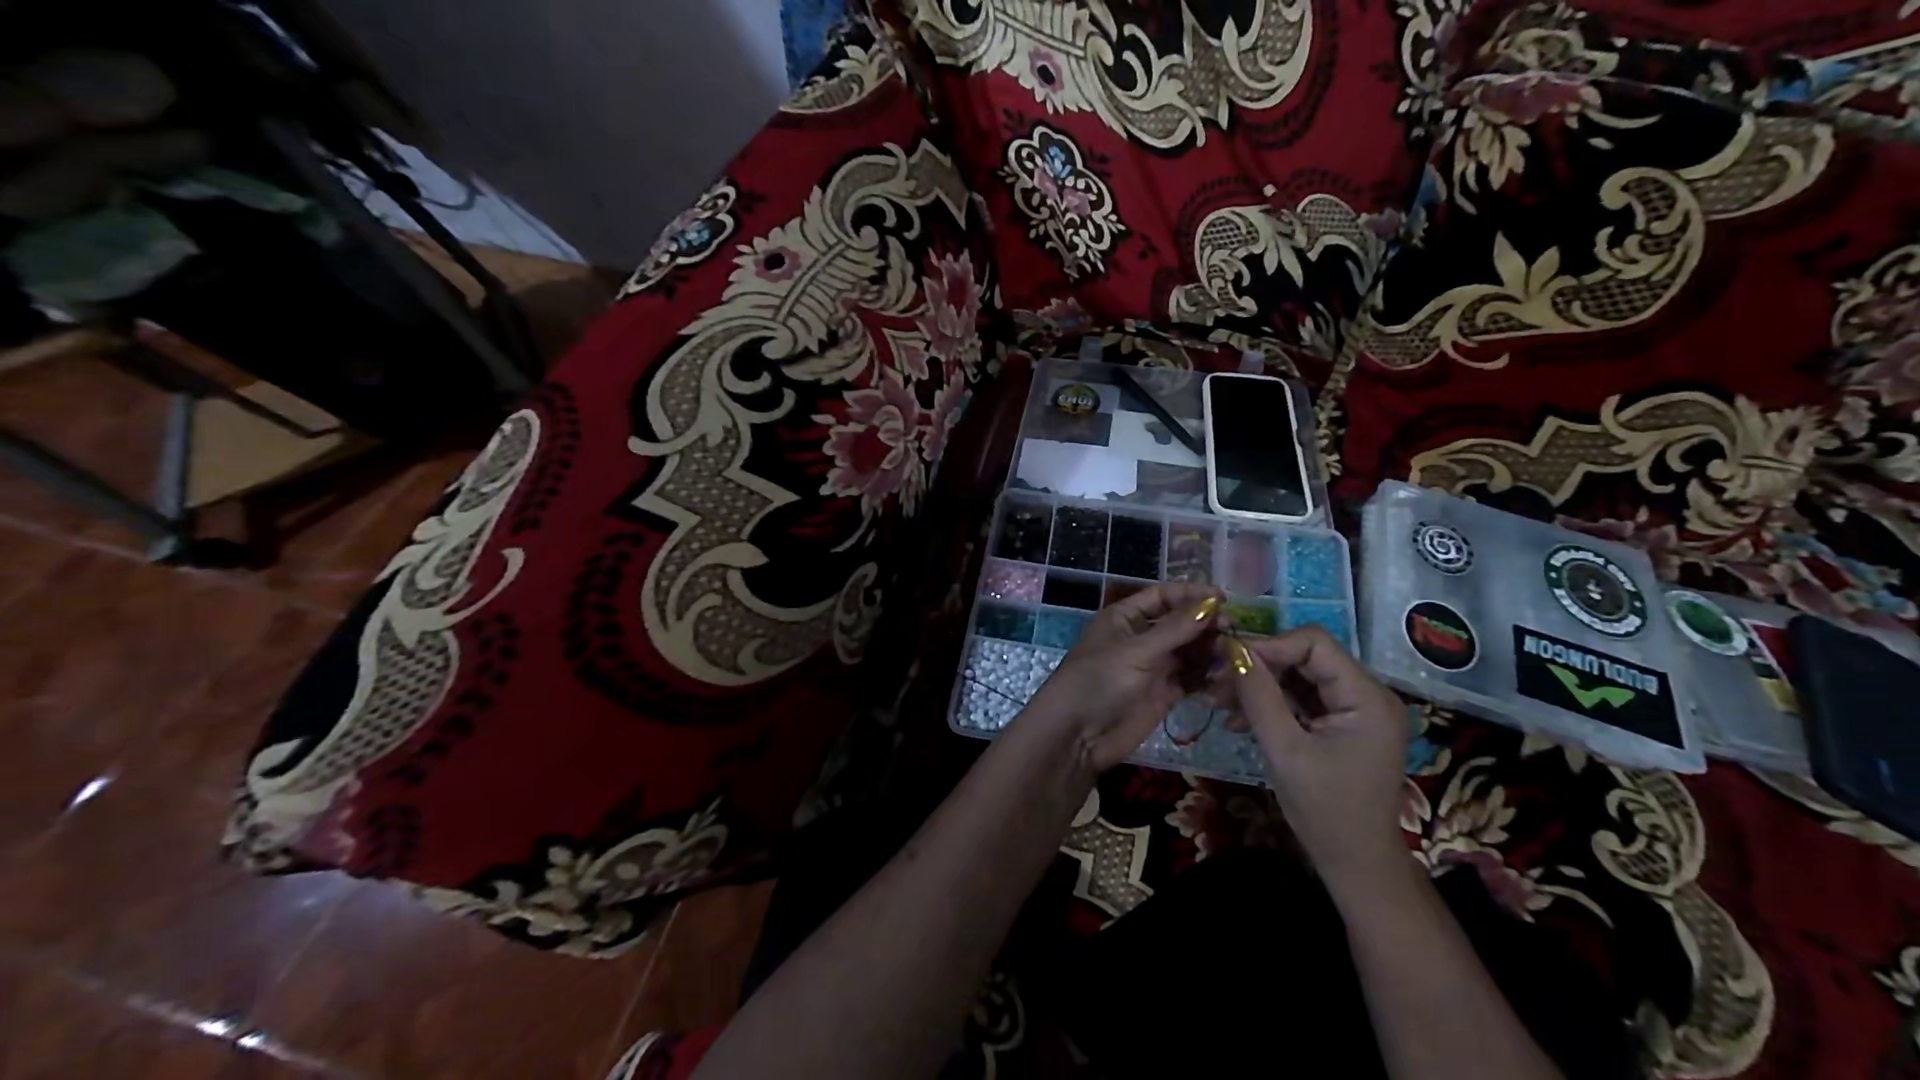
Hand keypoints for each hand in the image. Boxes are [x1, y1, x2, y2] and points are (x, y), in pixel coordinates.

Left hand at [1020, 583, 1223, 771]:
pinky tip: (1225, 676)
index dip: (1190, 595)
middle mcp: (1140, 638)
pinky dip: (1208, 676)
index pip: (1162, 597)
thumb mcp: (1136, 651)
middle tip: (1233, 630)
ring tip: (1233, 654)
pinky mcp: (1163, 693)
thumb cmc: (1098, 681)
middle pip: (1180, 623)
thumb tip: (1211, 604)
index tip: (1223, 599)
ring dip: (1210, 650)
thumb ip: (1175, 629)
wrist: (1078, 735)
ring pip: (1189, 651)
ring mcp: (1152, 666)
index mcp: (1124, 618)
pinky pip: (1191, 677)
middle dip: (1205, 624)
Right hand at [1226, 626, 1411, 897]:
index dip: (1269, 645)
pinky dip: (1268, 703)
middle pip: (1304, 658)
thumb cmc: (1325, 810)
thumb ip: (1259, 696)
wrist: (1354, 862)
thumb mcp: (1285, 750)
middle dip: (1258, 666)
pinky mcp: (1340, 724)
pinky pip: (1300, 699)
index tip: (1227, 660)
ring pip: (1297, 677)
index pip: (1315, 644)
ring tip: (1218, 701)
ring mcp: (1354, 709)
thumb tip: (1232, 650)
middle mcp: (1367, 694)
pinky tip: (1237, 719)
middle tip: (1215, 682)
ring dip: (1257, 685)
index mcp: (1367, 698)